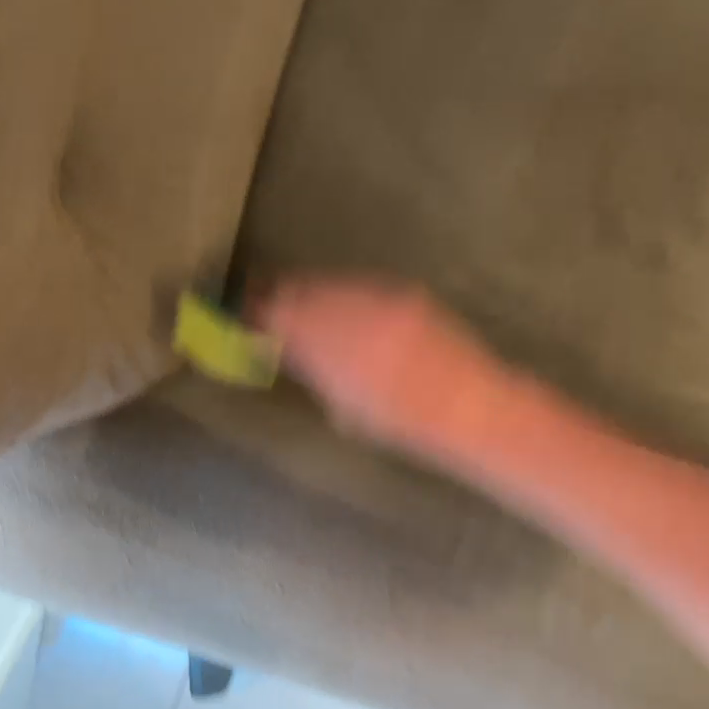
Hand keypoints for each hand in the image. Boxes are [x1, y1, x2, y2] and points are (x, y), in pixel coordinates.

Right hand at [256, 278, 513, 456]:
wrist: (469, 406)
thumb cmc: (402, 424)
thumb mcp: (343, 405)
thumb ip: (313, 370)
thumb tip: (283, 348)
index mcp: (328, 347)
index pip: (276, 318)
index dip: (254, 313)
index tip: (240, 313)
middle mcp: (349, 314)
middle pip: (298, 293)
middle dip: (276, 295)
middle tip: (259, 298)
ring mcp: (378, 299)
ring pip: (328, 285)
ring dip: (307, 290)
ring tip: (295, 296)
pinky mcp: (403, 292)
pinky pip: (358, 285)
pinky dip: (341, 292)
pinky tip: (339, 301)